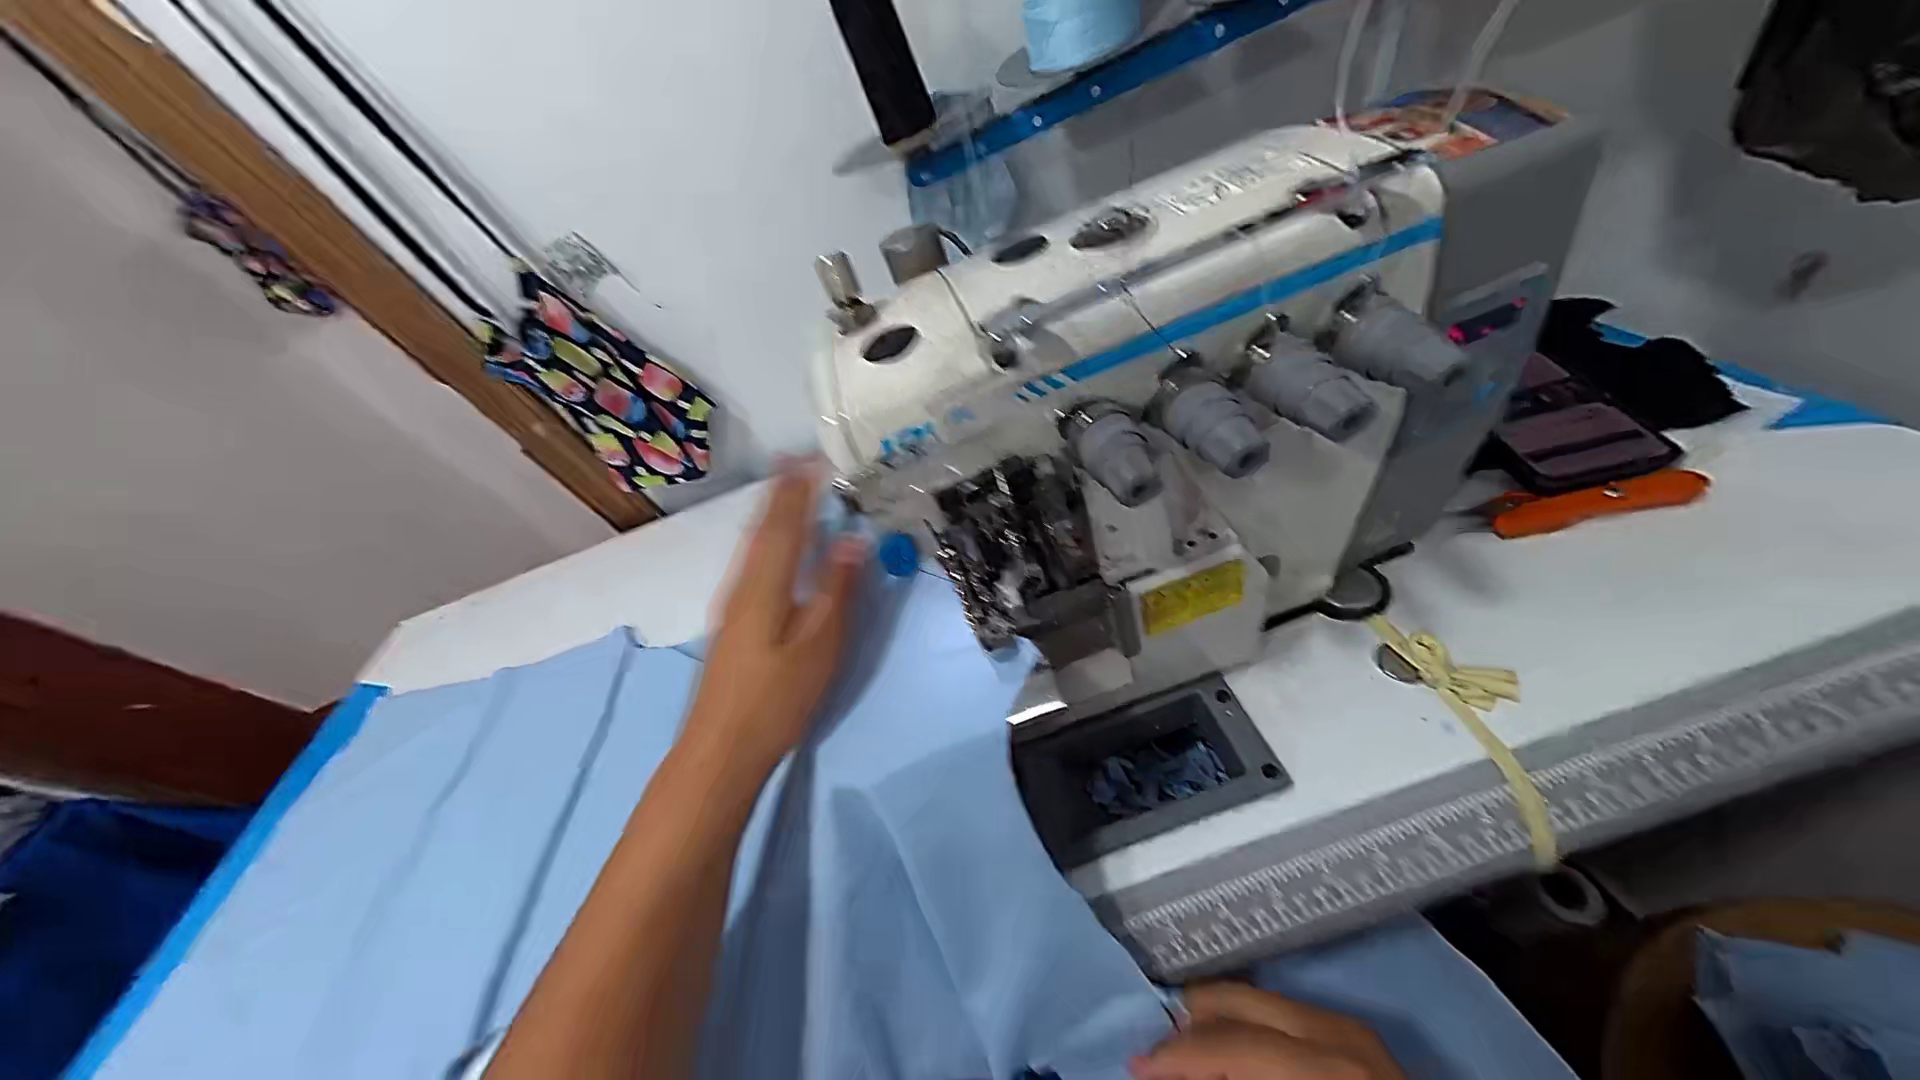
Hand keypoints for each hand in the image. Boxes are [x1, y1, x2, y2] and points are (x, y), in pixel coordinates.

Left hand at [683, 461, 867, 772]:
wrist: (720, 747)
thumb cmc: (777, 698)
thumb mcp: (819, 645)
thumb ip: (836, 590)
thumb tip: (854, 539)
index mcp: (766, 584)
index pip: (786, 524)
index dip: (800, 489)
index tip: (814, 457)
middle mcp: (743, 583)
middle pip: (763, 527)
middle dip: (780, 491)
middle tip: (797, 459)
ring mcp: (732, 602)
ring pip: (752, 543)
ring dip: (769, 511)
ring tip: (785, 487)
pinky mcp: (732, 620)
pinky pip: (750, 559)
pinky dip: (763, 536)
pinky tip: (769, 543)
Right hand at [1131, 982, 1407, 1079]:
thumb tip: (1173, 1073)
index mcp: (1322, 1064)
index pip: (1229, 1044)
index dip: (1176, 1055)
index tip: (1136, 1067)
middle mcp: (1336, 1032)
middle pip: (1236, 1001)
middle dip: (1191, 1025)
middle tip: (1158, 1056)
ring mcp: (1350, 1029)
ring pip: (1256, 1000)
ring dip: (1218, 1024)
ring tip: (1193, 1056)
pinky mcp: (1357, 1035)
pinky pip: (1283, 1014)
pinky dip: (1250, 1028)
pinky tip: (1237, 1053)